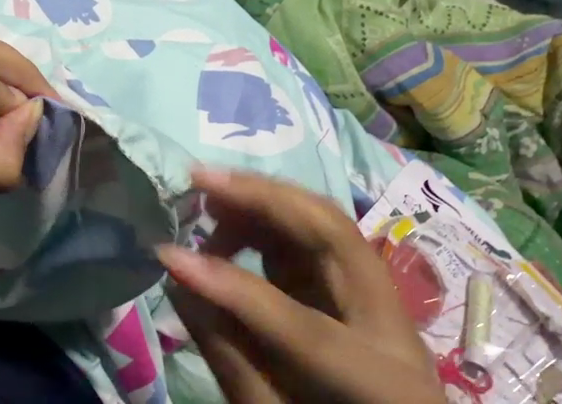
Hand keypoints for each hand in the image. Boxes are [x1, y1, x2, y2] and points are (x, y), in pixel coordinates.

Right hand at [159, 170, 443, 403]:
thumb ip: (227, 354)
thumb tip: (178, 278)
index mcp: (384, 384)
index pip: (304, 327)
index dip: (232, 287)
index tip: (168, 255)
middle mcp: (394, 328)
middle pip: (335, 237)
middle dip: (265, 198)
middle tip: (199, 179)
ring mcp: (379, 298)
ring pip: (325, 222)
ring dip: (262, 202)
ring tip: (207, 204)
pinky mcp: (356, 284)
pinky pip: (312, 234)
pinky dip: (267, 219)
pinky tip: (230, 223)